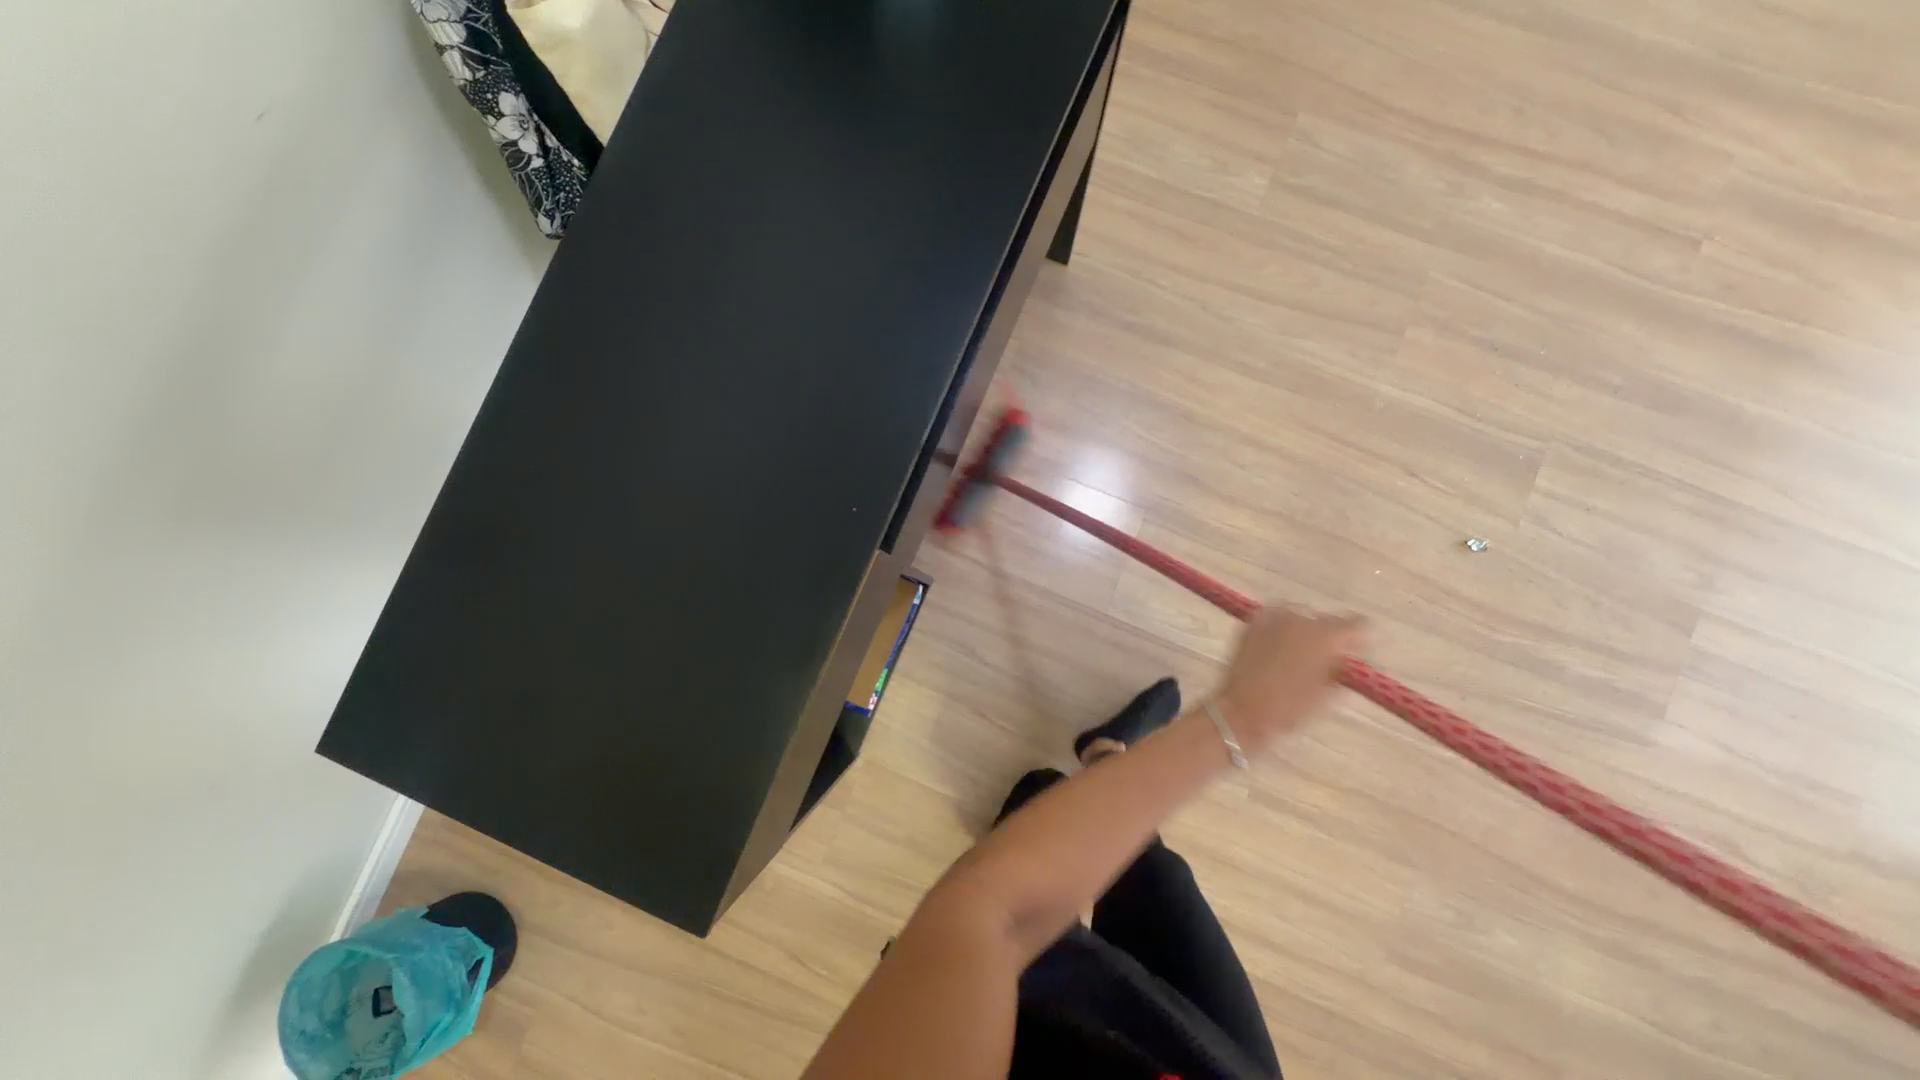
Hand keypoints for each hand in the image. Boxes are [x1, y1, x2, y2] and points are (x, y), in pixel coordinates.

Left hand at [1212, 607, 1366, 755]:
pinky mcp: (1252, 623)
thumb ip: (1342, 670)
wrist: (1241, 711)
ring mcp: (1274, 618)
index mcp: (1326, 637)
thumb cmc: (1288, 709)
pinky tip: (1279, 646)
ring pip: (1301, 616)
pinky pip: (1276, 618)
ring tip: (1298, 653)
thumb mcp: (1327, 695)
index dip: (1359, 638)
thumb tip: (1347, 658)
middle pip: (1327, 621)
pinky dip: (1282, 628)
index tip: (1357, 651)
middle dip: (1329, 636)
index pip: (1357, 625)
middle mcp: (1302, 619)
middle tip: (1324, 658)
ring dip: (1305, 631)